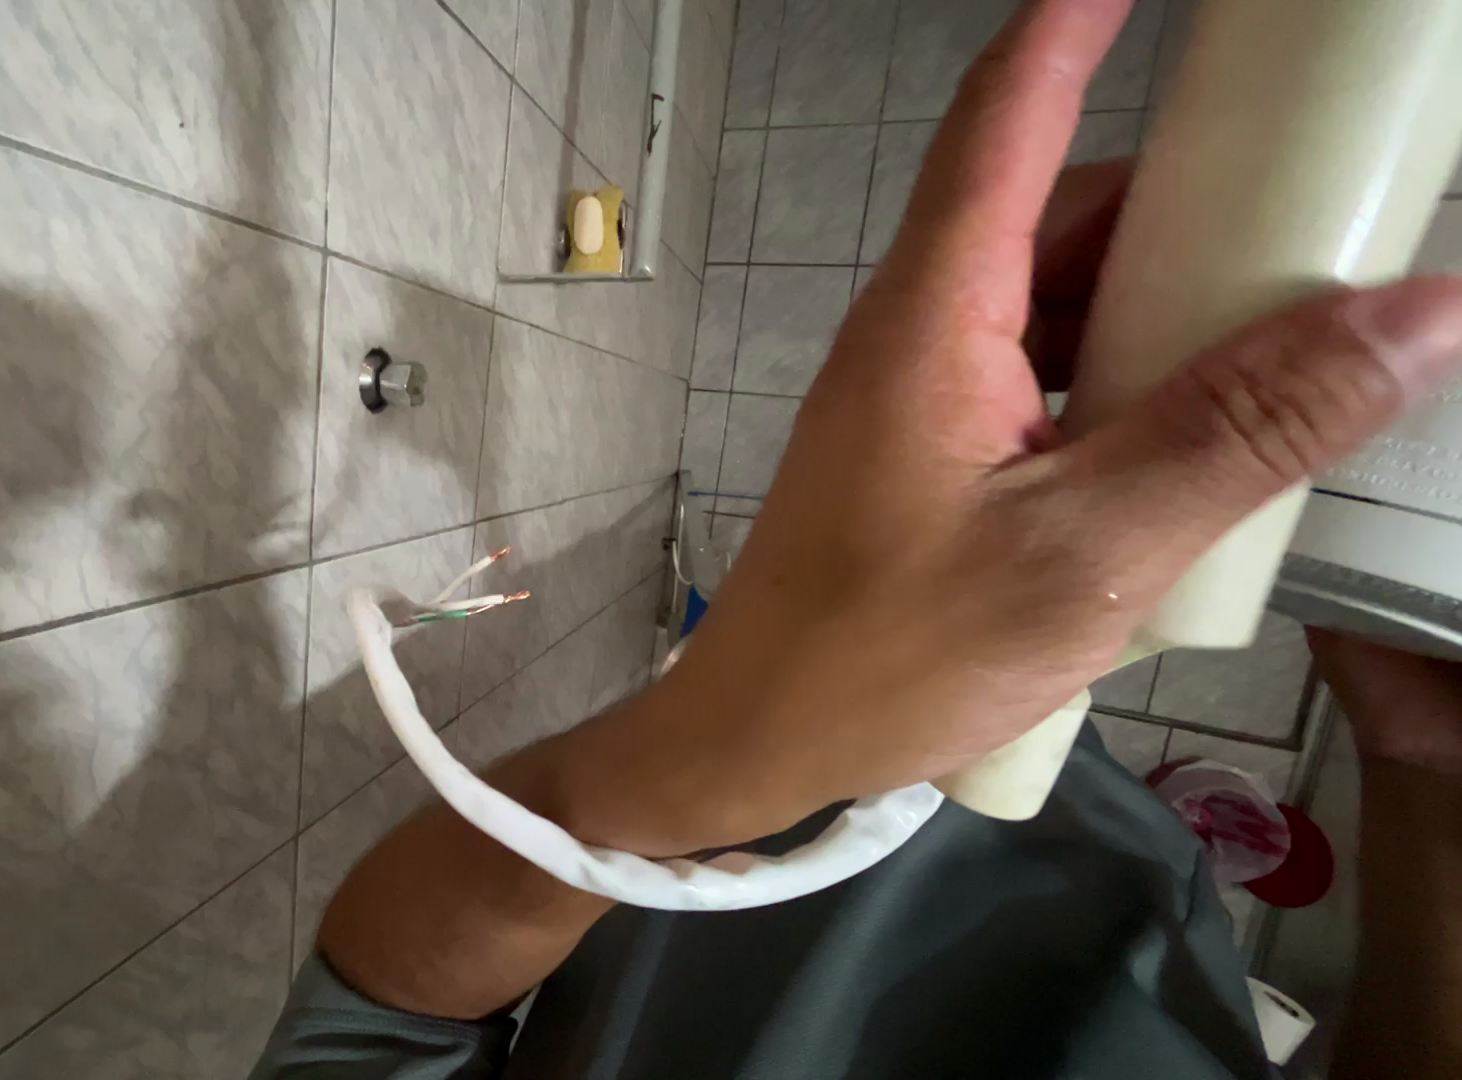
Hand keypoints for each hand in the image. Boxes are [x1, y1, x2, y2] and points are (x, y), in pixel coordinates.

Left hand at [560, 0, 1461, 856]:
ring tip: (1278, 358)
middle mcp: (907, 344)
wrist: (763, 725)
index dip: (1070, 30)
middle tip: (1321, 233)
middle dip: (1178, 205)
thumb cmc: (888, 652)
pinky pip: (1023, 383)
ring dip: (1153, 312)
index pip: (998, 129)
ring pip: (1043, 308)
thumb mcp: (1083, 553)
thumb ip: (1235, 432)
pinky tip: (1180, 443)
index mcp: (926, 327)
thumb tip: (1411, 310)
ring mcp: (905, 405)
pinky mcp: (912, 462)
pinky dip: (1106, 385)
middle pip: (1047, 217)